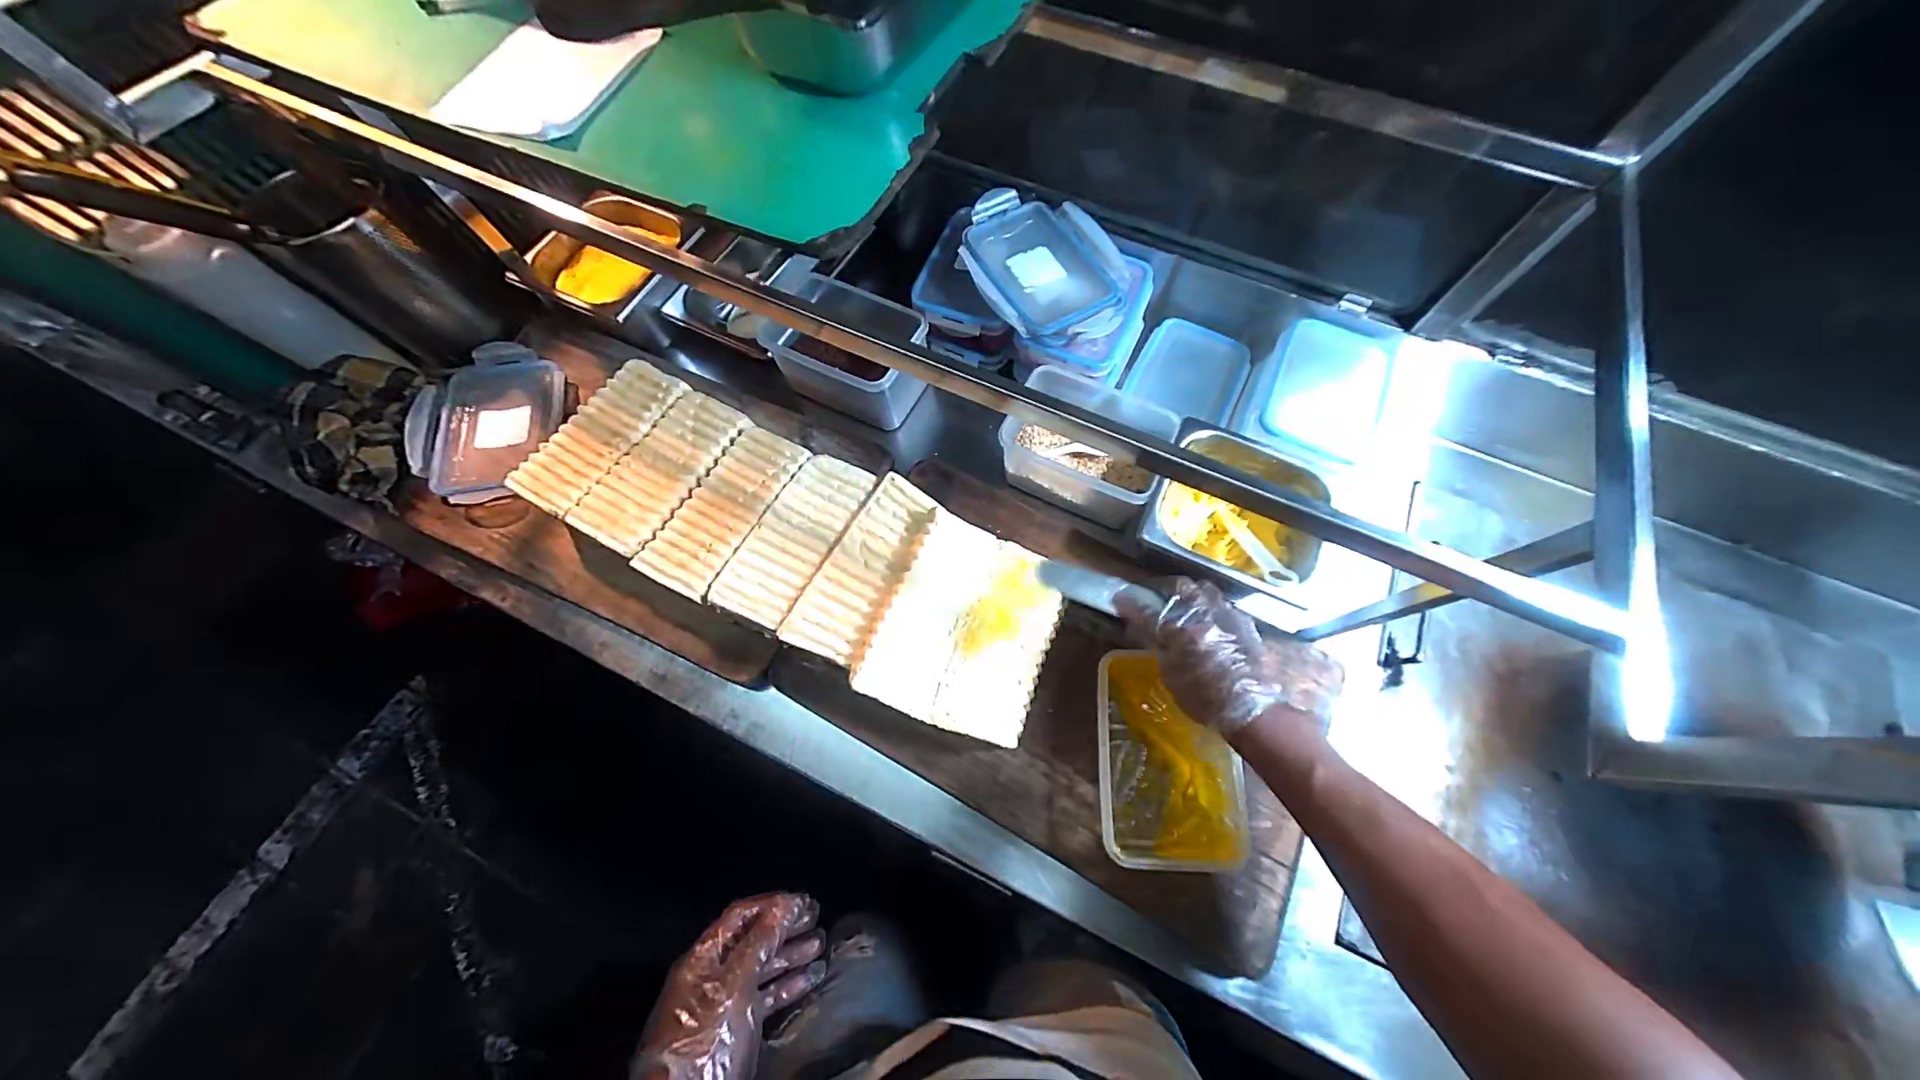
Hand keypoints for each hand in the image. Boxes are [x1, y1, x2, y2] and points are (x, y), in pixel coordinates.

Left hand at [631, 892, 825, 1079]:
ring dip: (791, 954)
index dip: (772, 904)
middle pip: (753, 940)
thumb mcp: (734, 985)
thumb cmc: (706, 1038)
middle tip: (817, 917)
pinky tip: (812, 978)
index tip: (804, 900)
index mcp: (704, 958)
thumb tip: (786, 904)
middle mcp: (713, 976)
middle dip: (785, 927)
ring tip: (820, 943)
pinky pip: (765, 997)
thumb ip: (760, 943)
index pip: (740, 916)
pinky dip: (789, 985)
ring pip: (762, 968)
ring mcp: (724, 1003)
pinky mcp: (736, 1030)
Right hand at [1116, 578, 1343, 739]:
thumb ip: (1158, 644)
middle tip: (1153, 599)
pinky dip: (1208, 606)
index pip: (1147, 608)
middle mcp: (1204, 614)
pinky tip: (1206, 620)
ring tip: (1181, 606)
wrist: (1253, 711)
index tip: (1119, 599)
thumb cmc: (1205, 699)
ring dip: (1188, 594)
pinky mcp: (1243, 621)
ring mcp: (1226, 614)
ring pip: (1203, 589)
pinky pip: (1221, 603)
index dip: (1130, 603)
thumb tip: (1143, 627)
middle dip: (1162, 589)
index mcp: (1181, 630)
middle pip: (1179, 586)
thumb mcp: (1171, 674)